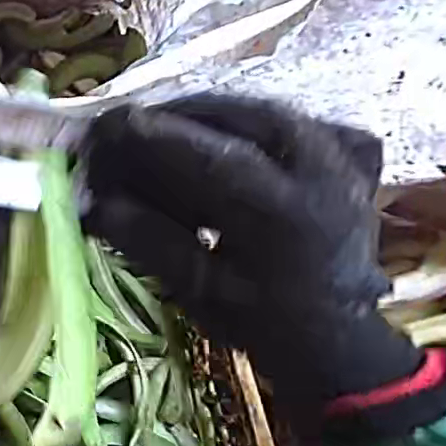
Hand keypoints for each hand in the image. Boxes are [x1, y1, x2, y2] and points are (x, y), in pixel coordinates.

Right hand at [80, 95, 420, 407]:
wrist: (335, 334)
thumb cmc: (259, 321)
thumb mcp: (195, 289)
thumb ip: (148, 241)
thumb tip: (95, 203)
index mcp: (282, 212)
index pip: (204, 153)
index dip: (149, 135)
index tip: (102, 126)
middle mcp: (322, 171)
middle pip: (233, 117)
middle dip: (172, 117)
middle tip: (125, 126)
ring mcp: (344, 157)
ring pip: (260, 111)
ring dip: (203, 116)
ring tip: (160, 129)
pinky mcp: (350, 153)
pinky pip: (288, 121)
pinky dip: (245, 123)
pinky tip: (217, 137)